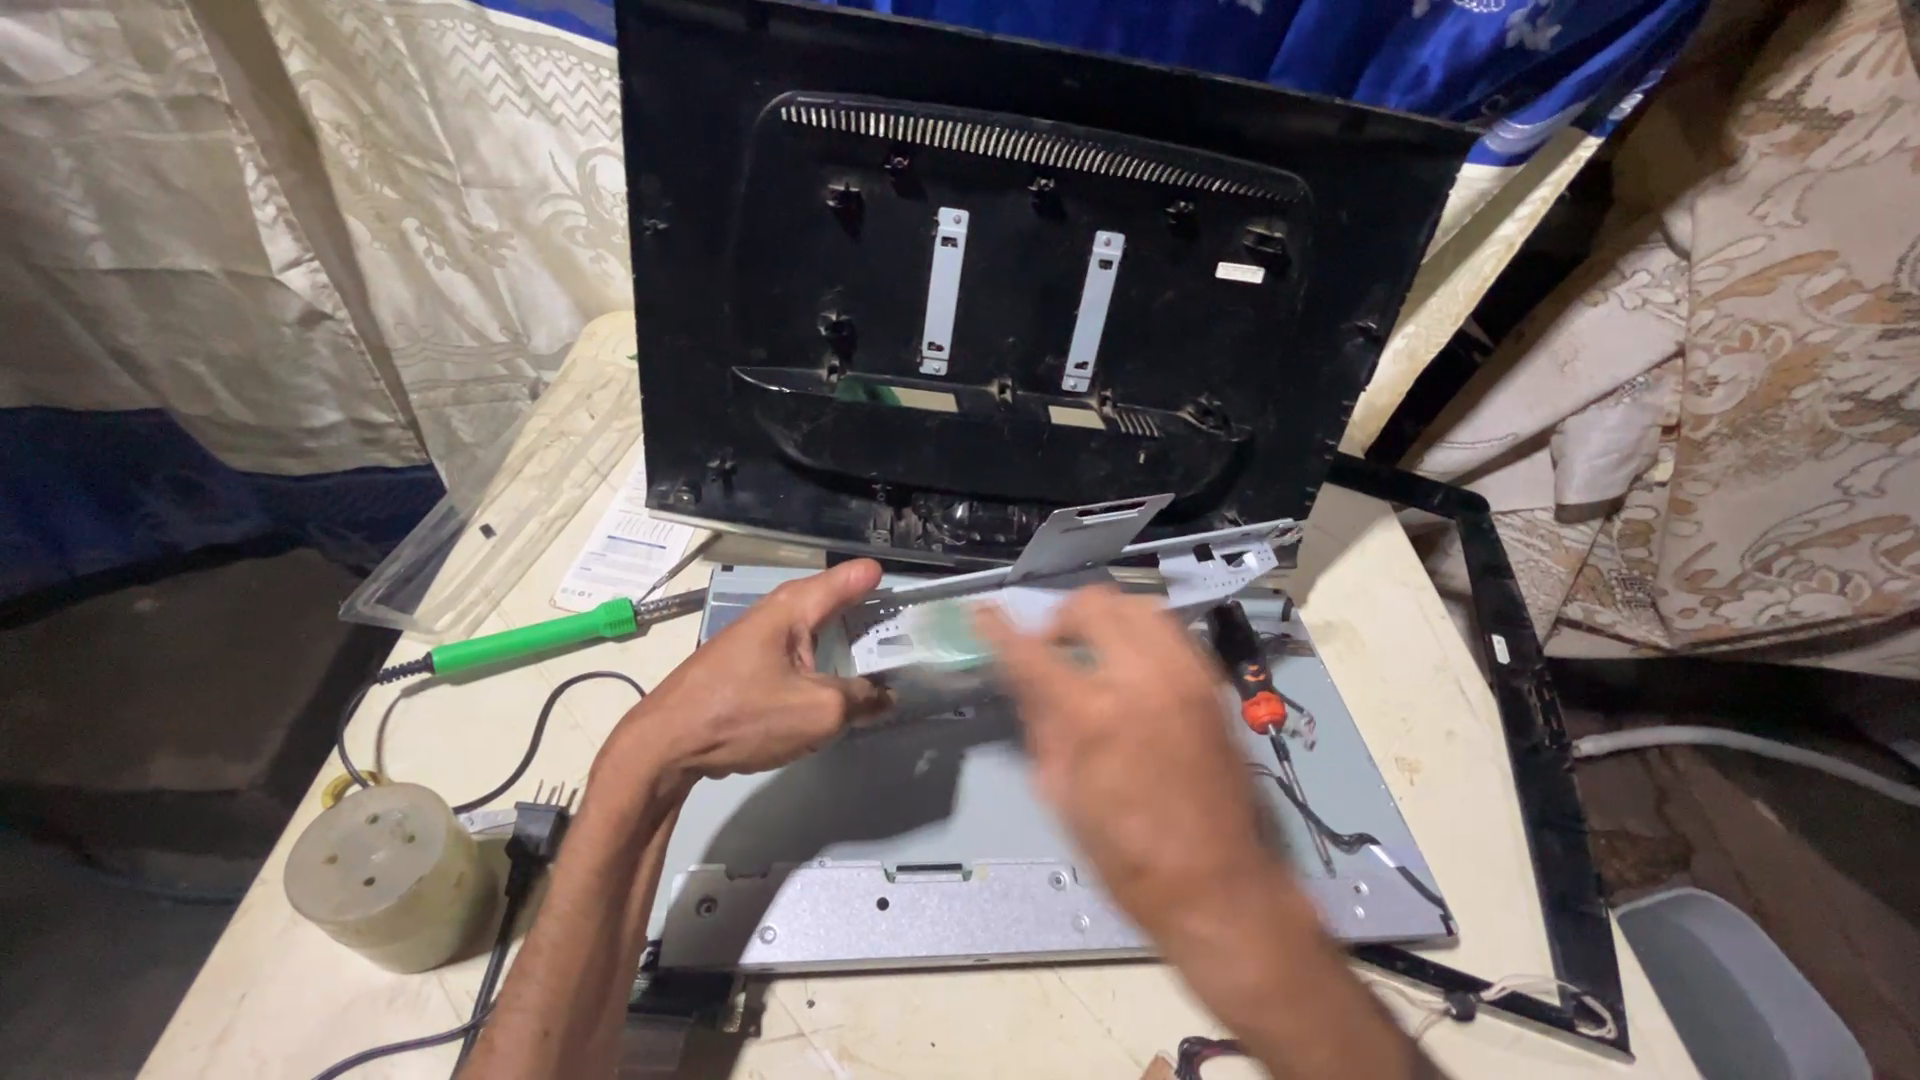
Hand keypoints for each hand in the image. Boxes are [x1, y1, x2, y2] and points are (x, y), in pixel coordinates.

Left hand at [608, 560, 890, 779]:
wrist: (665, 744)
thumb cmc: (743, 715)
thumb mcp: (819, 712)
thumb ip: (861, 700)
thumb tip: (886, 696)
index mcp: (795, 606)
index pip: (853, 576)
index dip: (885, 584)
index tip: (915, 602)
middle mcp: (776, 611)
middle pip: (835, 602)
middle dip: (870, 615)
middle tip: (907, 637)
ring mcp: (756, 637)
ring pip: (815, 631)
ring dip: (846, 644)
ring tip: (878, 665)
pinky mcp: (745, 664)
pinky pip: (796, 654)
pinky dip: (820, 664)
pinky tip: (831, 689)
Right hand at [977, 586, 1272, 936]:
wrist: (1219, 886)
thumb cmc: (1130, 858)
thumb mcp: (1063, 795)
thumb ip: (1041, 726)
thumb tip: (1026, 683)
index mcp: (1095, 715)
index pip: (1032, 651)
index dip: (997, 628)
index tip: (982, 614)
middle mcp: (1144, 680)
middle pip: (1092, 604)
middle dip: (1059, 619)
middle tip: (1050, 650)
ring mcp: (1186, 678)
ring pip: (1138, 605)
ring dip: (1104, 619)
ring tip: (1092, 652)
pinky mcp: (1212, 687)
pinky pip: (1171, 633)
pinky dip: (1142, 636)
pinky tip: (1131, 669)